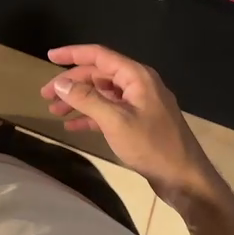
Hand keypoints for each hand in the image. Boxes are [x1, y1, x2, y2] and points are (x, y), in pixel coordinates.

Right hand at [40, 44, 221, 205]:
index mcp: (136, 76)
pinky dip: (90, 116)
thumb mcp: (115, 120)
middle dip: (71, 83)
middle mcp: (138, 84)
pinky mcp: (139, 123)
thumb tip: (60, 82)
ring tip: (54, 112)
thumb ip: (86, 98)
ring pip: (102, 94)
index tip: (49, 56)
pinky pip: (109, 111)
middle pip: (98, 75)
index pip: (99, 55)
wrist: (187, 180)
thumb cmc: (152, 146)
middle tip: (46, 95)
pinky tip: (73, 126)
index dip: (72, 54)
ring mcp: (140, 104)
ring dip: (78, 100)